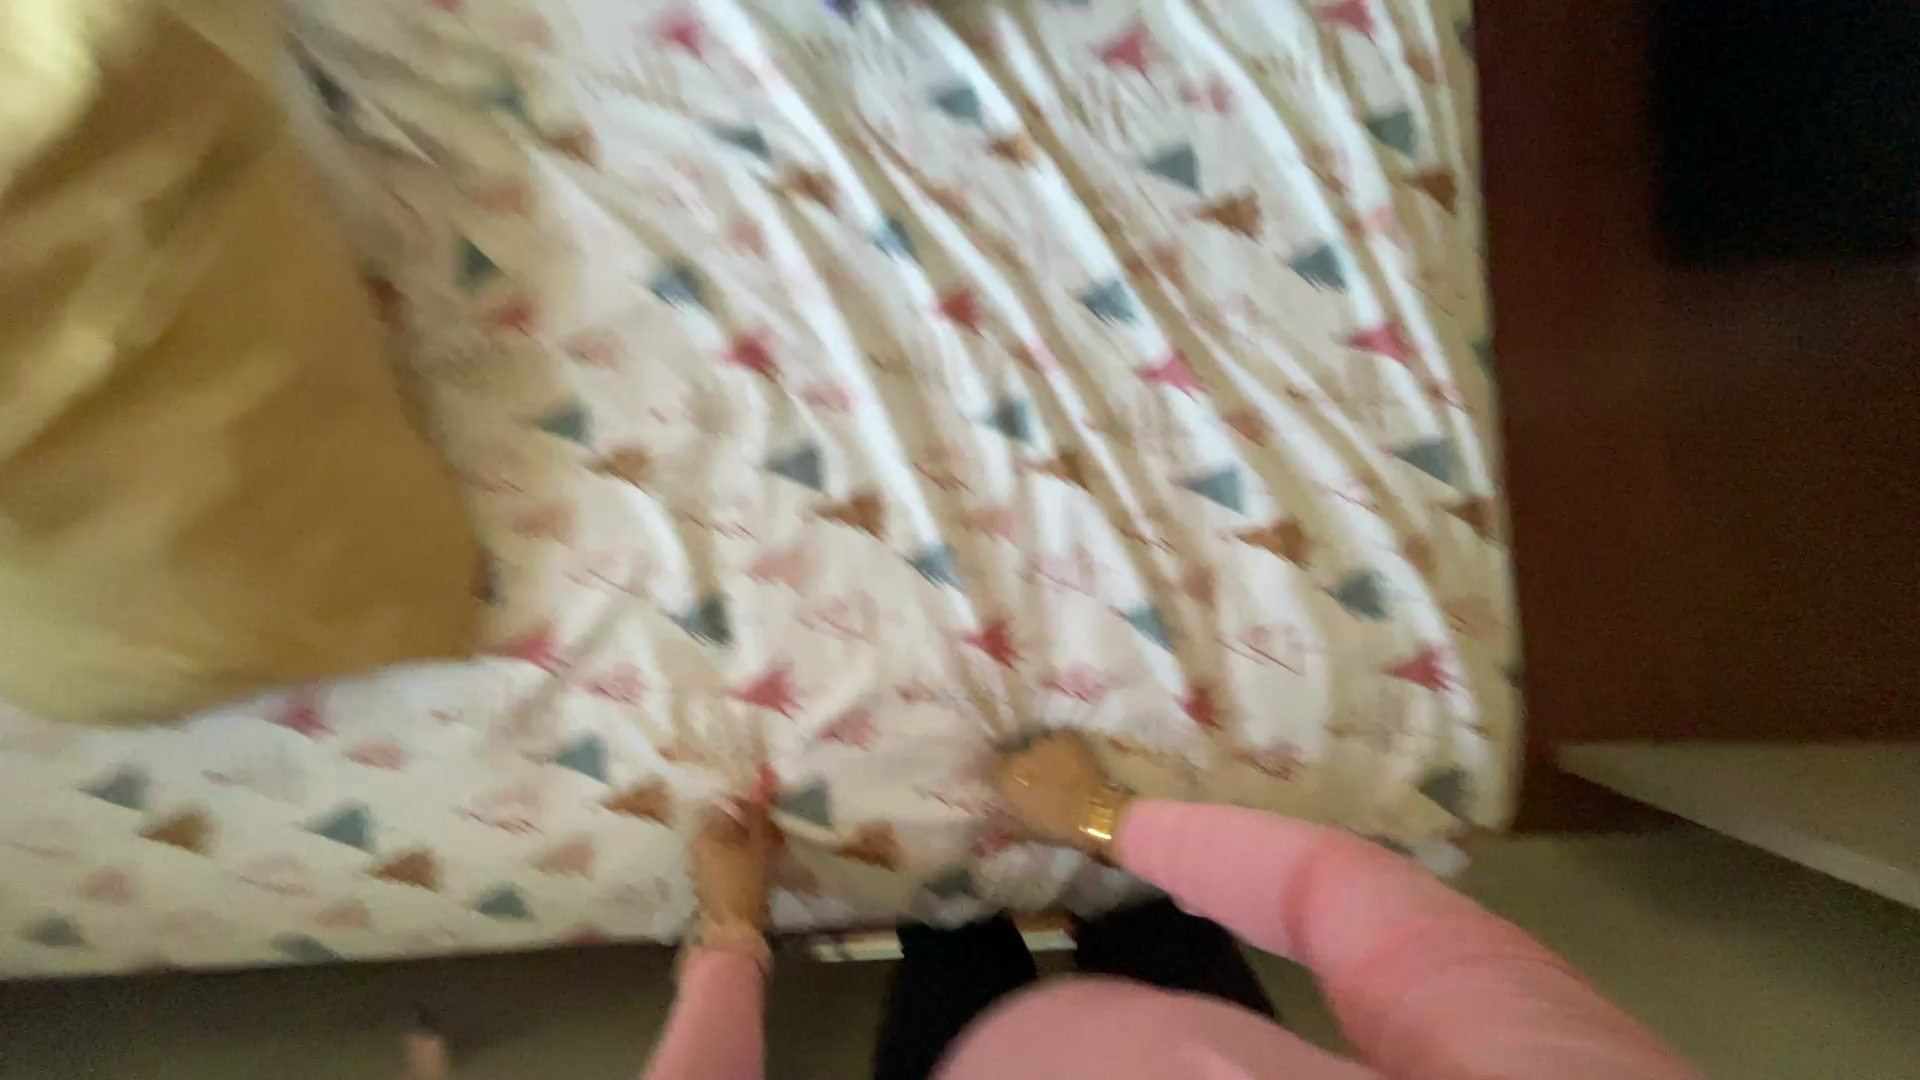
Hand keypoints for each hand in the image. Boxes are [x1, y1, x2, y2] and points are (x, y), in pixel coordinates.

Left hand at [692, 801, 772, 932]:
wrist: (733, 932)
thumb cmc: (743, 883)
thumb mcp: (757, 843)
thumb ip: (760, 810)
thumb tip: (764, 773)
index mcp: (703, 830)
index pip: (724, 798)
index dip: (749, 792)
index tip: (770, 789)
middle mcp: (698, 841)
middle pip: (728, 815)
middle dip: (753, 812)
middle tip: (777, 810)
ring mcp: (703, 860)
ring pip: (731, 833)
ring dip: (752, 830)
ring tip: (776, 830)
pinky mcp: (712, 875)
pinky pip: (731, 849)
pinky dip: (747, 846)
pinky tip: (767, 848)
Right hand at [993, 731, 1131, 855]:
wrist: (1097, 814)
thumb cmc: (1057, 827)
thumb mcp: (1024, 830)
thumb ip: (999, 824)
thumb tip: (981, 828)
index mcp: (1006, 776)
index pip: (989, 766)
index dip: (995, 773)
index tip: (1000, 781)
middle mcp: (1020, 753)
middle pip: (1011, 751)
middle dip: (1016, 761)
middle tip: (1028, 774)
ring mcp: (1044, 741)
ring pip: (1034, 743)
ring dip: (1037, 753)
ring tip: (1049, 765)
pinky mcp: (1065, 735)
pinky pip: (1055, 738)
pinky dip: (1057, 747)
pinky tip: (1065, 758)